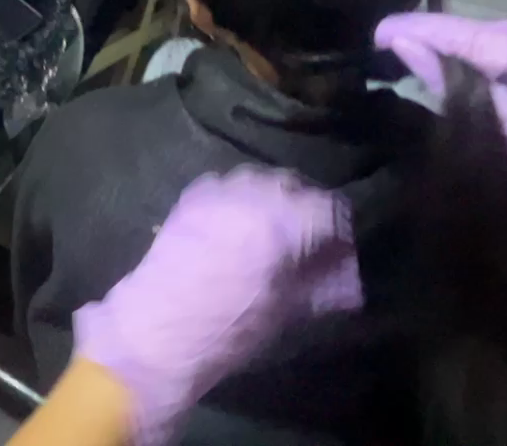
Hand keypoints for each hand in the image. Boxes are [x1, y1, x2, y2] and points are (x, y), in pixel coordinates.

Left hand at [72, 167, 362, 444]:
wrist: (160, 327)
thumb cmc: (230, 328)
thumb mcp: (286, 310)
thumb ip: (320, 283)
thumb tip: (347, 273)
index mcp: (279, 224)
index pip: (326, 206)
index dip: (340, 224)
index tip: (342, 244)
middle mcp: (249, 196)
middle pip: (291, 184)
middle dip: (307, 205)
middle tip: (312, 236)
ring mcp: (216, 190)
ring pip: (258, 178)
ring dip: (273, 197)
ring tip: (275, 227)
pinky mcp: (191, 195)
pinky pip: (226, 184)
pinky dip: (241, 198)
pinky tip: (240, 223)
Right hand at [375, 13, 506, 291]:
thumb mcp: (504, 142)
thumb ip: (454, 86)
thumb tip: (401, 43)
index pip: (472, 34)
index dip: (420, 30)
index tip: (378, 32)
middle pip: (487, 30)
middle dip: (445, 41)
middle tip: (403, 54)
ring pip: (506, 35)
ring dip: (472, 49)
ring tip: (437, 63)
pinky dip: (500, 55)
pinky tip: (483, 70)